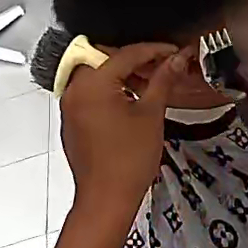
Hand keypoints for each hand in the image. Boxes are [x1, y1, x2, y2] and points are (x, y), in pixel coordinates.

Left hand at [59, 43, 191, 210]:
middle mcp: (74, 90)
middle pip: (107, 59)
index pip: (126, 54)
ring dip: (125, 74)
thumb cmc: (128, 159)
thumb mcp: (152, 113)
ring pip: (99, 75)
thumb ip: (163, 80)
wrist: (107, 197)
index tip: (175, 51)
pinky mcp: (73, 120)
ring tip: (154, 81)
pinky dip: (113, 89)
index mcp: (92, 84)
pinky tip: (136, 99)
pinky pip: (93, 93)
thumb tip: (177, 59)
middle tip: (165, 64)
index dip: (155, 50)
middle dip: (138, 59)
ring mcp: (70, 106)